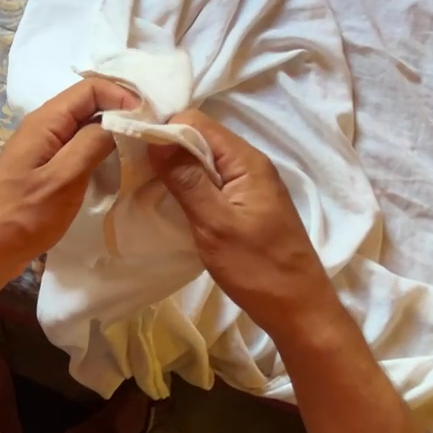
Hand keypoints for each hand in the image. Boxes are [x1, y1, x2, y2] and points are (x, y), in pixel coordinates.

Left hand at [0, 79, 139, 282]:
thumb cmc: (23, 216)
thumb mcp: (64, 179)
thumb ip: (92, 143)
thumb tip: (120, 117)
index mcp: (46, 121)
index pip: (90, 87)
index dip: (122, 96)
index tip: (149, 119)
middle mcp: (43, 126)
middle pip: (87, 103)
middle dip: (120, 111)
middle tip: (150, 133)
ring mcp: (42, 147)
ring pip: (83, 125)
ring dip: (111, 131)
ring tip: (140, 148)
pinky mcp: (43, 168)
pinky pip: (75, 146)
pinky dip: (98, 149)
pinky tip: (115, 165)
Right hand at [146, 108, 332, 315]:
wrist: (299, 311)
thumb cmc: (257, 268)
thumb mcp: (215, 224)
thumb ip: (187, 179)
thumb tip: (156, 139)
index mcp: (246, 161)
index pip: (196, 121)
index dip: (163, 130)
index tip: (134, 150)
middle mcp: (249, 164)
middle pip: (199, 137)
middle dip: (166, 148)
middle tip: (134, 170)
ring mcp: (249, 184)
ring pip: (203, 159)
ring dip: (175, 168)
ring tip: (146, 185)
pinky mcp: (245, 203)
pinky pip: (210, 180)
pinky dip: (188, 185)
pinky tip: (170, 201)